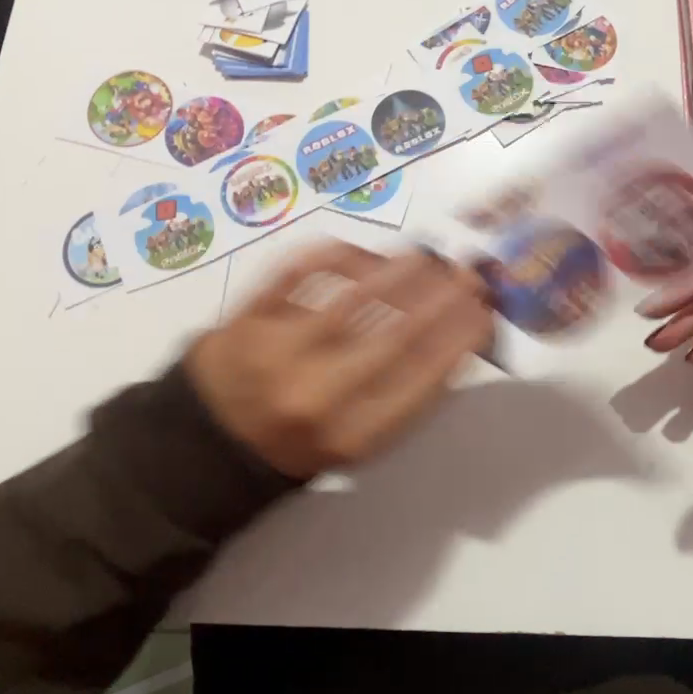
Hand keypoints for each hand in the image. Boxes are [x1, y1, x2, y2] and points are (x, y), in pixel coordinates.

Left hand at [185, 240, 495, 478]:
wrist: (209, 440)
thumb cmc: (298, 437)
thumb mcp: (356, 439)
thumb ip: (402, 398)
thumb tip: (454, 335)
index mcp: (351, 435)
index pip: (420, 381)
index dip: (459, 340)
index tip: (484, 311)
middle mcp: (318, 396)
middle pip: (395, 337)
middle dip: (441, 299)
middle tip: (467, 273)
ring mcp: (278, 352)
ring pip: (351, 300)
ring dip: (398, 272)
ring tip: (425, 257)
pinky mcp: (247, 318)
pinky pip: (297, 273)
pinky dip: (336, 255)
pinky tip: (364, 252)